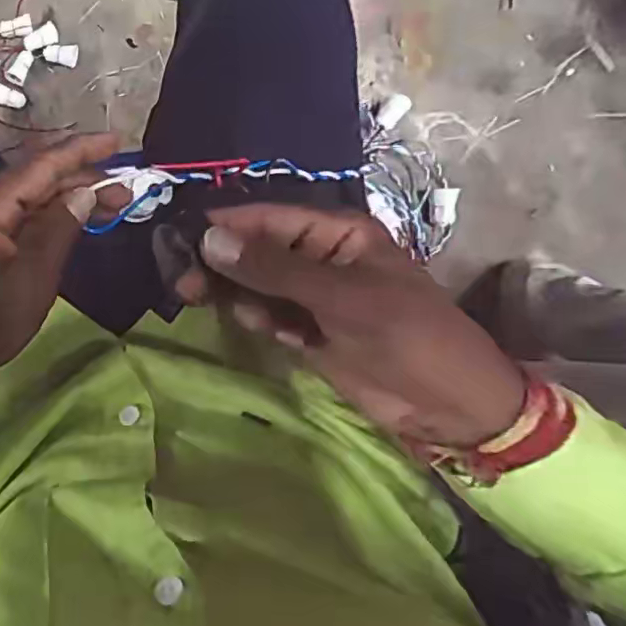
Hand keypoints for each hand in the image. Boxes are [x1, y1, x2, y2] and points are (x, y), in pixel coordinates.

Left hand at [0, 133, 120, 406]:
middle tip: (123, 185)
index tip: (116, 141)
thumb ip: (60, 228)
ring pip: (26, 193)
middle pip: (32, 176)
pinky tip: (76, 214)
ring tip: (111, 200)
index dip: (79, 152)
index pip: (38, 168)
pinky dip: (47, 211)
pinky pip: (16, 211)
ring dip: (66, 193)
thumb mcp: (35, 278)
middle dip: (79, 175)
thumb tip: (87, 192)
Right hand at [177, 203, 525, 447]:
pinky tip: (284, 337)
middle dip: (222, 267)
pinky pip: (264, 314)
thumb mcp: (342, 297)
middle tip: (186, 288)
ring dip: (243, 299)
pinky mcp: (303, 327)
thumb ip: (274, 269)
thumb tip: (209, 240)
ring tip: (259, 321)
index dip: (222, 227)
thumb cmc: (408, 336)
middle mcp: (317, 256)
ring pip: (252, 284)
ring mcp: (308, 294)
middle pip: (251, 251)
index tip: (178, 242)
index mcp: (335, 233)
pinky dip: (263, 322)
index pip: (264, 219)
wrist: (448, 406)